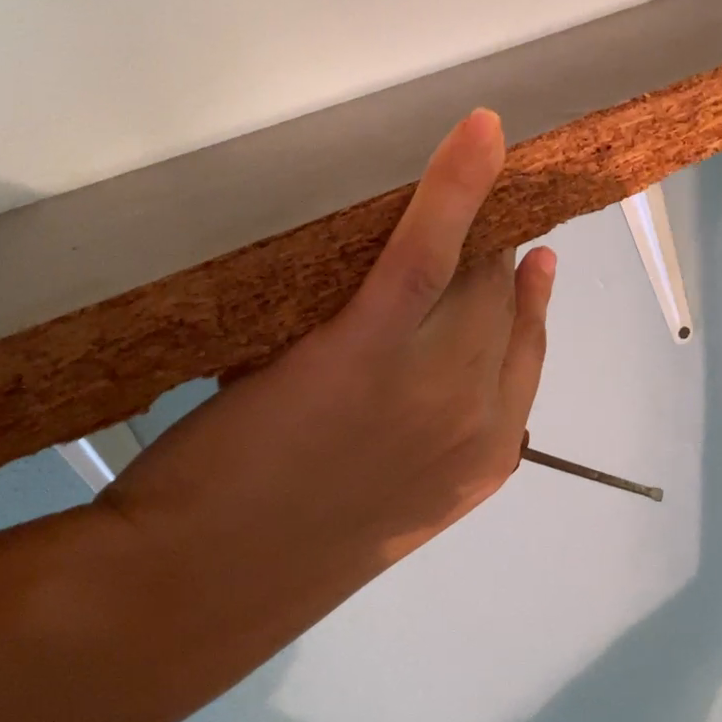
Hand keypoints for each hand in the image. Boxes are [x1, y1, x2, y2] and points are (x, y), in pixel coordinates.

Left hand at [106, 107, 554, 579]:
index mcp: (489, 458)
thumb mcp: (390, 498)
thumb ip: (431, 436)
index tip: (524, 259)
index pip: (526, 352)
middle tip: (474, 213)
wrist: (195, 586)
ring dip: (478, 220)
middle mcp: (482, 415)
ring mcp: (434, 380)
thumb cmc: (280, 544)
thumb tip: (431, 362)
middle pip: (503, 304)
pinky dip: (457, 187)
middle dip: (493, 257)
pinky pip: (431, 251)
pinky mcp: (370, 343)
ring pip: (476, 274)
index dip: (527, 300)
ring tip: (476, 171)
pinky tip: (480, 134)